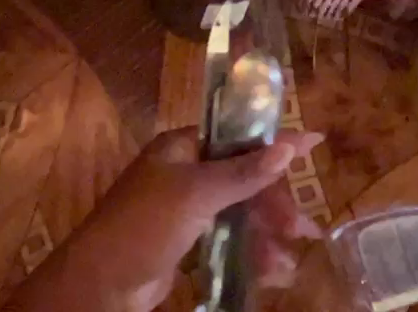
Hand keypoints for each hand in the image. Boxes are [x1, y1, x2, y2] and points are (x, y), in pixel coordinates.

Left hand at [6, 127, 325, 311]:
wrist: (102, 282)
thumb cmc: (146, 223)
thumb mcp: (197, 193)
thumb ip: (244, 172)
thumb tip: (288, 144)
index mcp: (183, 145)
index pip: (238, 135)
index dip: (275, 140)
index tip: (315, 142)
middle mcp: (186, 169)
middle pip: (243, 177)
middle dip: (273, 202)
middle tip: (301, 229)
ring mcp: (185, 207)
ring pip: (238, 211)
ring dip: (265, 233)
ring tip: (287, 261)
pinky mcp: (187, 241)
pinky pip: (228, 237)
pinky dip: (249, 251)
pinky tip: (270, 271)